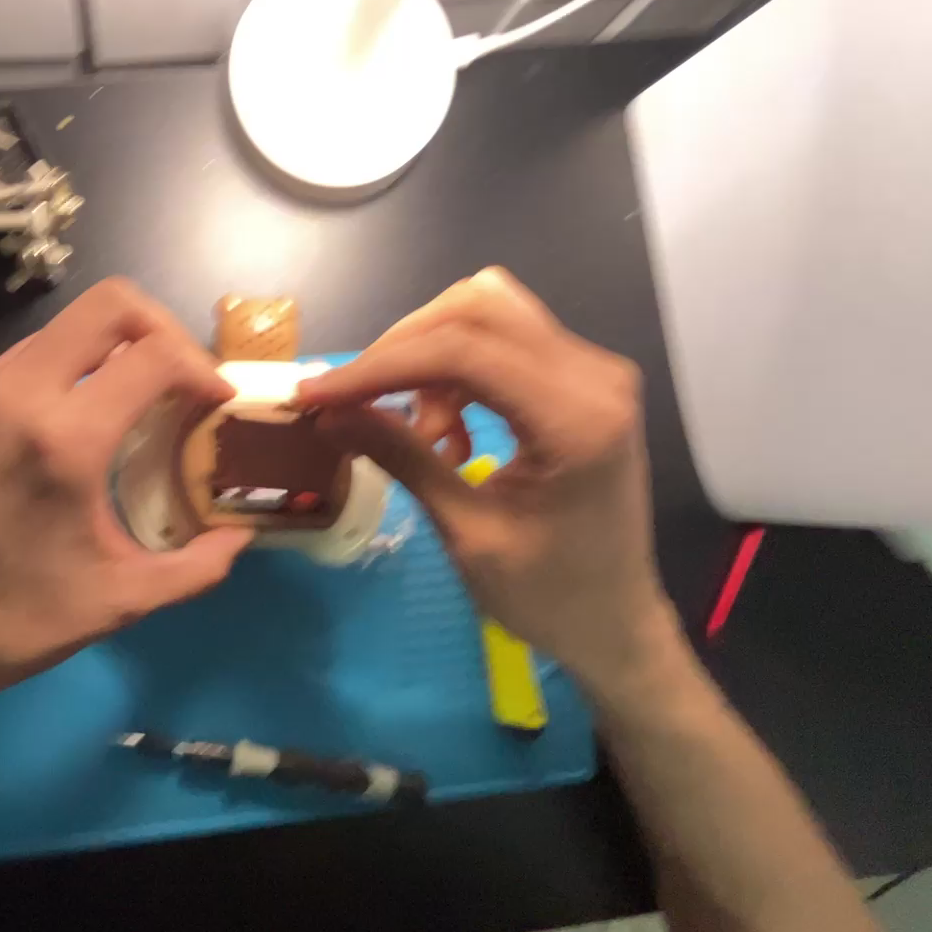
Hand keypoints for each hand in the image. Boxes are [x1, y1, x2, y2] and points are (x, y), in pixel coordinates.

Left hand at [0, 278, 254, 712]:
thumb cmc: (19, 622)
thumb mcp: (124, 600)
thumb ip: (199, 565)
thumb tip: (241, 533)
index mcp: (62, 441)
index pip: (154, 355)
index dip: (202, 369)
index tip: (215, 402)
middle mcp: (9, 394)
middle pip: (107, 306)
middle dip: (162, 330)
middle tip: (181, 379)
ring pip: (58, 333)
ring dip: (107, 357)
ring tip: (126, 408)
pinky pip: (14, 365)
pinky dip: (56, 381)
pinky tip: (62, 431)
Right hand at [296, 268, 676, 684]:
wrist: (613, 621)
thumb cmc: (546, 594)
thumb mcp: (465, 531)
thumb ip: (401, 458)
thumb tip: (328, 415)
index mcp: (576, 416)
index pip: (461, 351)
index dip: (379, 366)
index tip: (317, 395)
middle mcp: (594, 373)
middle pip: (475, 309)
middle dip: (399, 350)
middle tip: (354, 404)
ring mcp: (592, 371)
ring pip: (486, 315)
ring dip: (427, 359)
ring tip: (414, 432)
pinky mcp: (579, 381)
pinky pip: (501, 344)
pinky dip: (453, 374)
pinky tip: (444, 433)